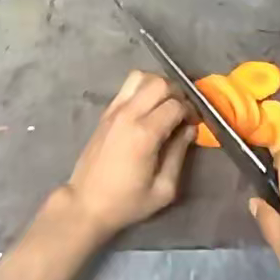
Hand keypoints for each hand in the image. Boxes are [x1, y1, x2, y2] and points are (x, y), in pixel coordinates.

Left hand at [61, 70, 193, 237]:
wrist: (85, 202)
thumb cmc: (126, 202)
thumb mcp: (163, 189)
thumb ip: (179, 154)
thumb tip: (190, 129)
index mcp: (144, 134)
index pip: (175, 105)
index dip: (190, 111)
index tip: (194, 124)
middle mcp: (129, 114)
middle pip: (160, 83)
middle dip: (177, 93)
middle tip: (182, 113)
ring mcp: (115, 109)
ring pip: (141, 76)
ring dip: (158, 86)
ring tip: (164, 105)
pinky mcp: (106, 111)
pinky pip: (127, 86)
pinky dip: (142, 88)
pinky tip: (147, 108)